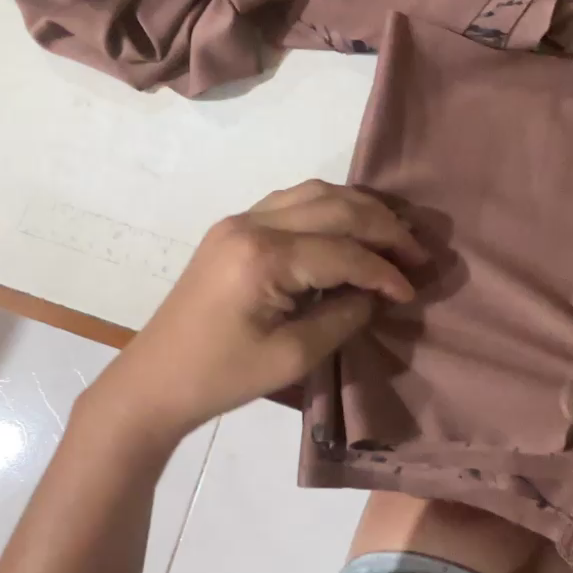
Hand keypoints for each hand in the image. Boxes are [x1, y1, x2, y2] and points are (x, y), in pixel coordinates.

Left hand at [85, 180, 423, 444]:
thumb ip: (343, 317)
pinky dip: (329, 209)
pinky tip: (349, 229)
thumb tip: (376, 293)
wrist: (155, 380)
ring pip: (314, 192)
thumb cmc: (222, 376)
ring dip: (358, 209)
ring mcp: (239, 220)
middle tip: (417, 252)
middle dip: (383, 227)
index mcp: (264, 257)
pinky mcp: (233, 228)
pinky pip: (292, 202)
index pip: (344, 250)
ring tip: (392, 234)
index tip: (413, 291)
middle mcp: (252, 224)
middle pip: (334, 206)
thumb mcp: (293, 357)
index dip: (385, 270)